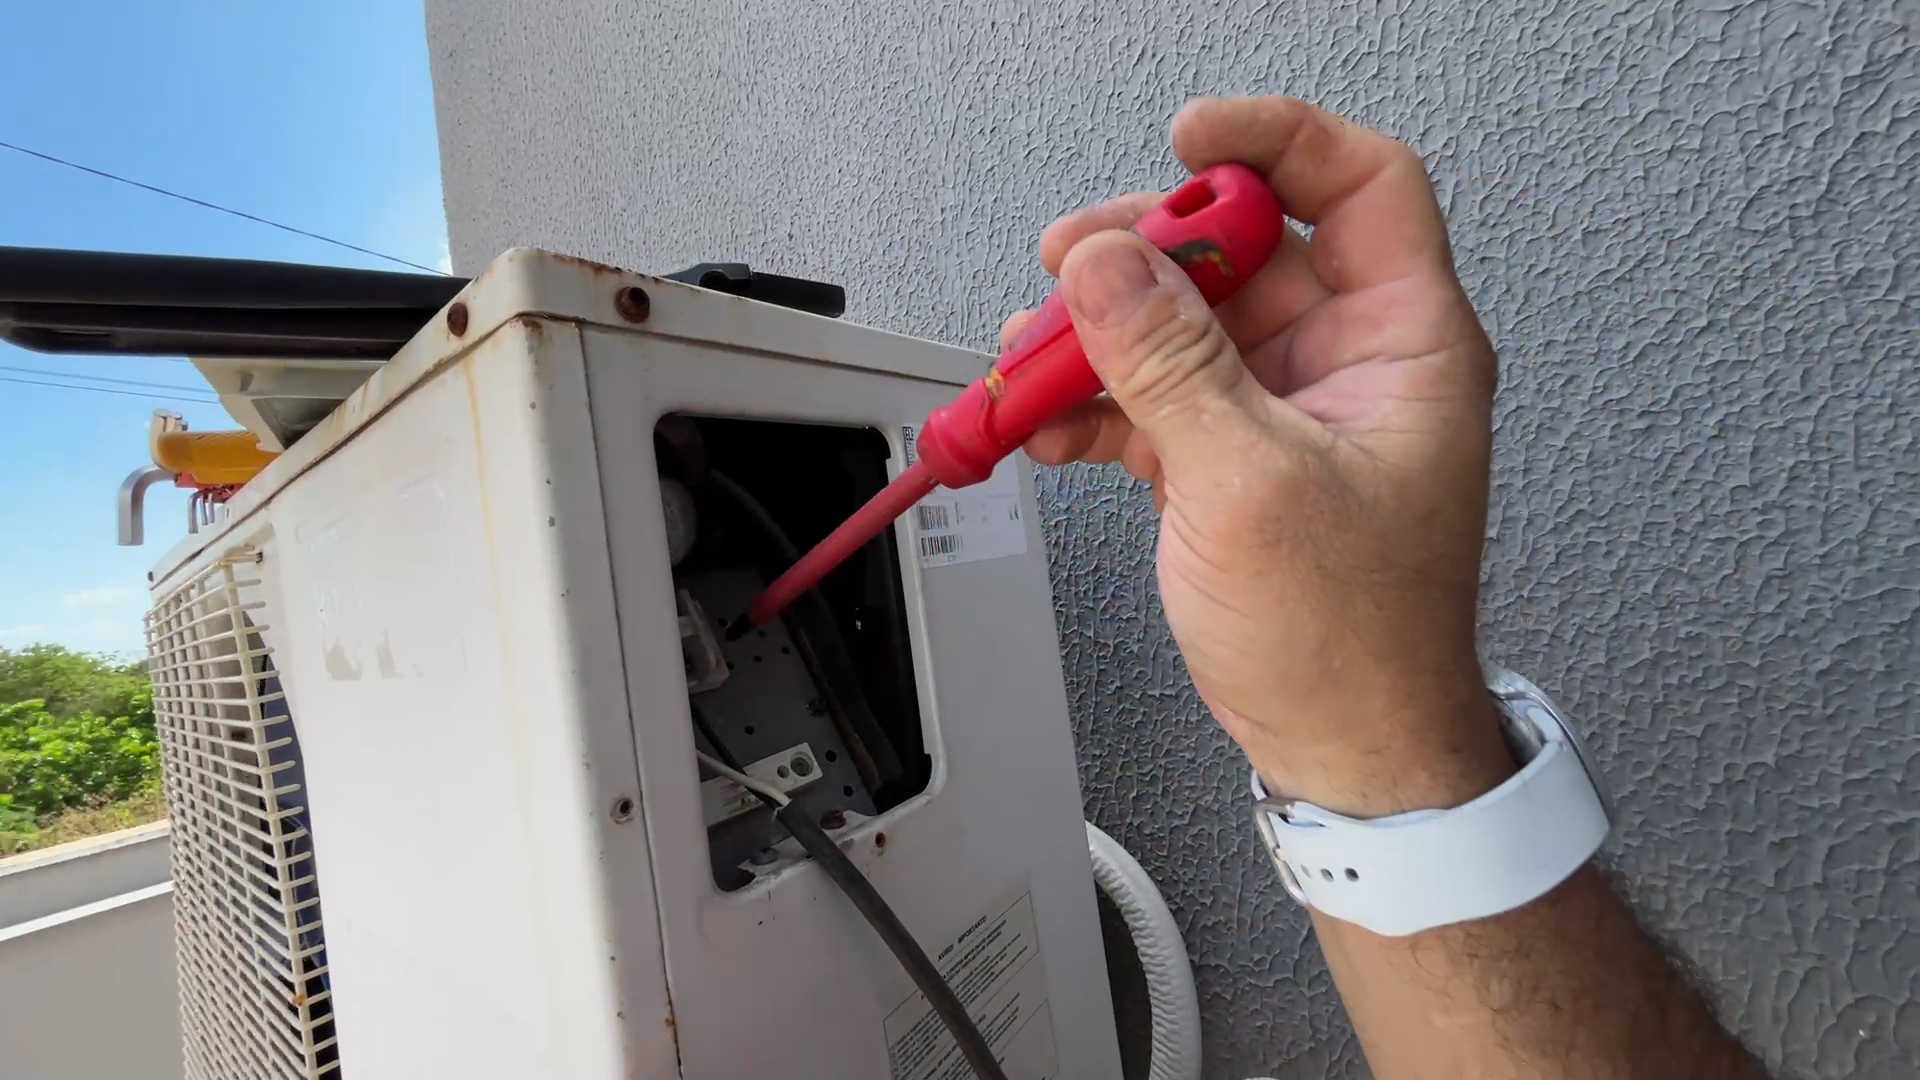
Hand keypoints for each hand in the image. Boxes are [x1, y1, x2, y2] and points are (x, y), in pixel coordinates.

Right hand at [1013, 97, 1513, 815]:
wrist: (1332, 732)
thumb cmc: (1344, 634)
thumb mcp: (1250, 484)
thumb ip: (1172, 367)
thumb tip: (1108, 271)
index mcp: (1394, 345)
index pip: (1354, 186)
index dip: (1269, 144)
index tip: (1183, 137)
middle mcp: (1333, 365)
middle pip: (1229, 258)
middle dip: (1139, 258)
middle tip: (1067, 273)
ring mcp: (1267, 411)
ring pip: (1170, 332)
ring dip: (1093, 342)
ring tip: (1027, 365)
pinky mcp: (1217, 455)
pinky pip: (1143, 401)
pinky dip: (1088, 408)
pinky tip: (1044, 425)